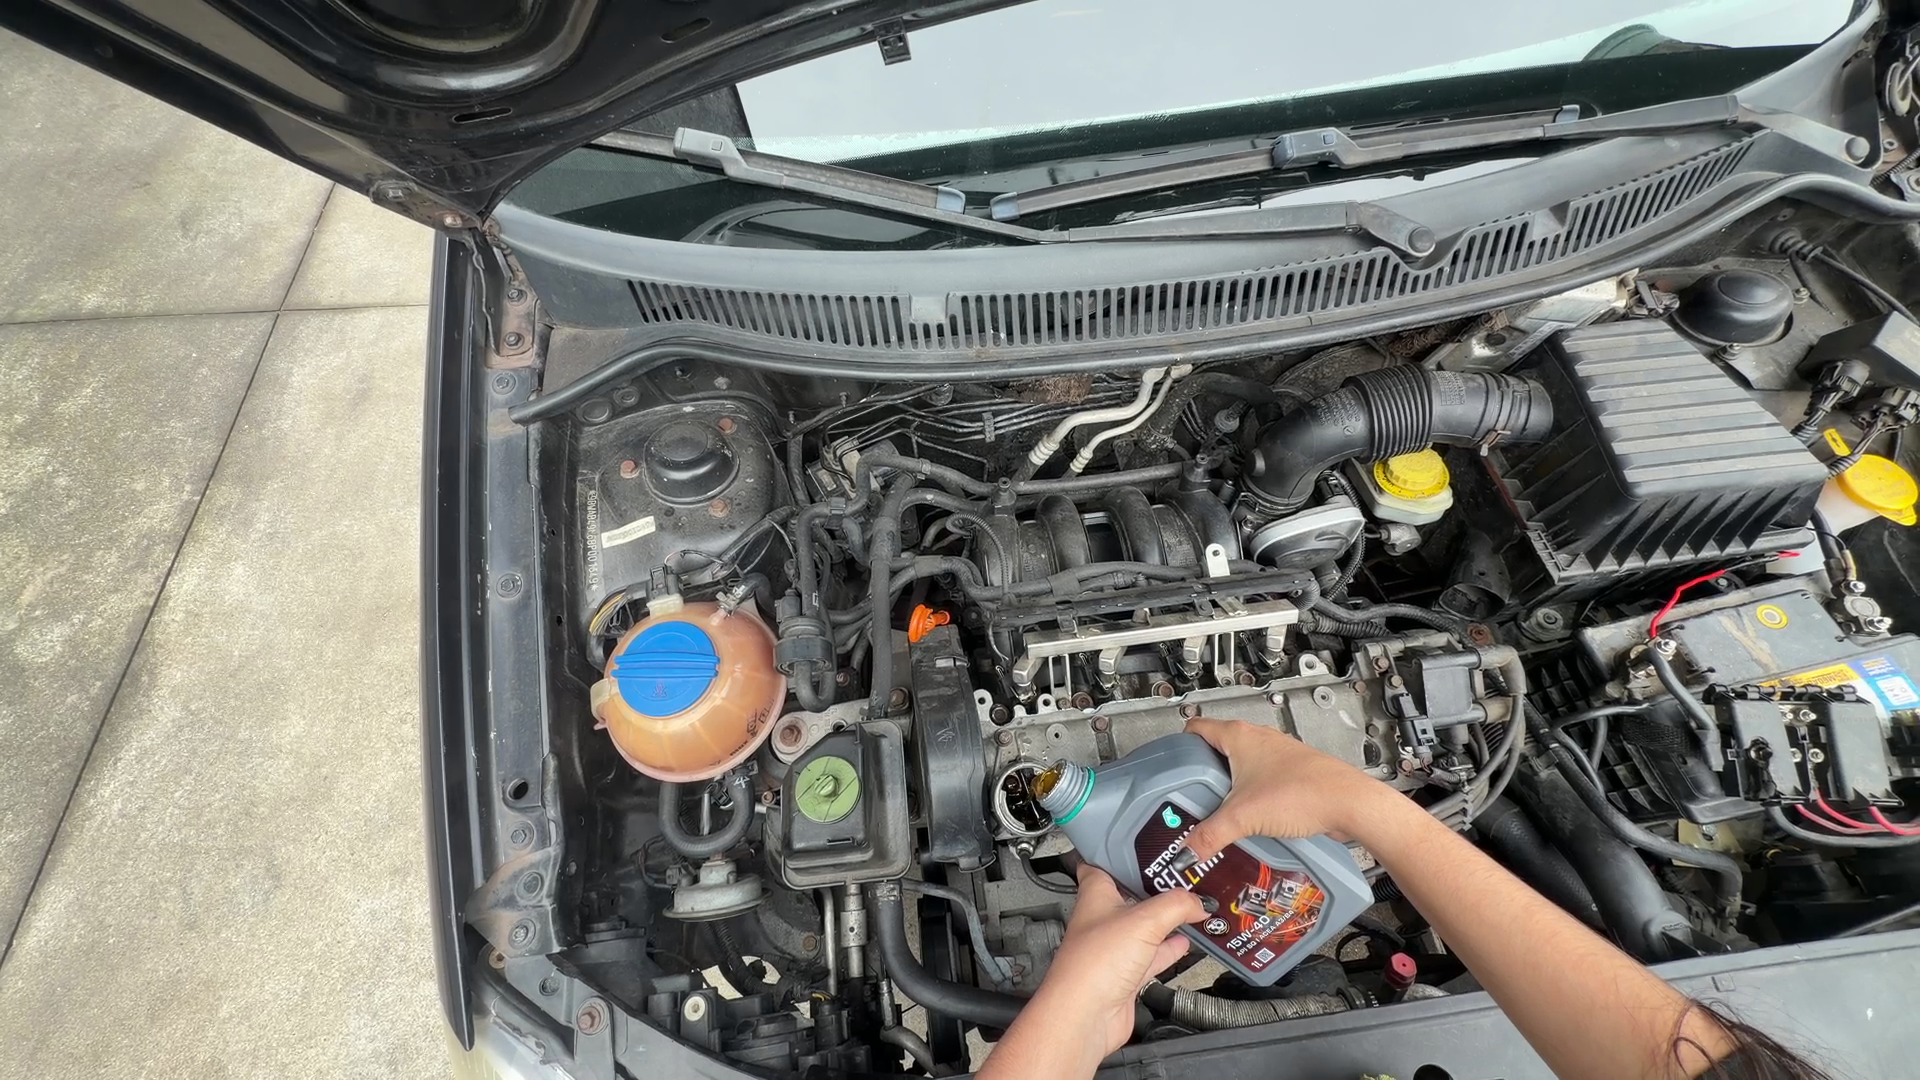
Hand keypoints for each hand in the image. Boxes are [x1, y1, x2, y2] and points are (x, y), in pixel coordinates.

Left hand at [1022, 865, 1204, 1056]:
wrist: (1086, 1015)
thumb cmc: (1093, 962)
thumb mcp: (1143, 921)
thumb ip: (1174, 906)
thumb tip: (1196, 901)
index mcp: (1096, 892)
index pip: (1104, 863)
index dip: (1122, 855)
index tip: (1145, 848)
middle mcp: (1102, 917)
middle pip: (1129, 894)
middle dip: (1153, 889)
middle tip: (1179, 880)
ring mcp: (1113, 946)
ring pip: (1143, 926)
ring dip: (1165, 920)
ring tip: (1189, 909)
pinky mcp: (1124, 973)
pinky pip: (1150, 955)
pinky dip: (1167, 949)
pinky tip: (1183, 943)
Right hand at [1178, 717, 1393, 859]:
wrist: (1351, 804)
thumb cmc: (1303, 793)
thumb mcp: (1244, 817)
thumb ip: (1210, 835)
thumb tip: (1188, 851)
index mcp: (1238, 735)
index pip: (1195, 727)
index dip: (1180, 746)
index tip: (1173, 767)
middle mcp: (1257, 738)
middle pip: (1216, 747)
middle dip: (1203, 772)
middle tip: (1193, 796)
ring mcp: (1277, 753)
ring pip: (1241, 763)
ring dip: (1230, 783)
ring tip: (1221, 808)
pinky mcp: (1293, 770)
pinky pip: (1261, 777)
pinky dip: (1252, 792)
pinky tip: (1253, 815)